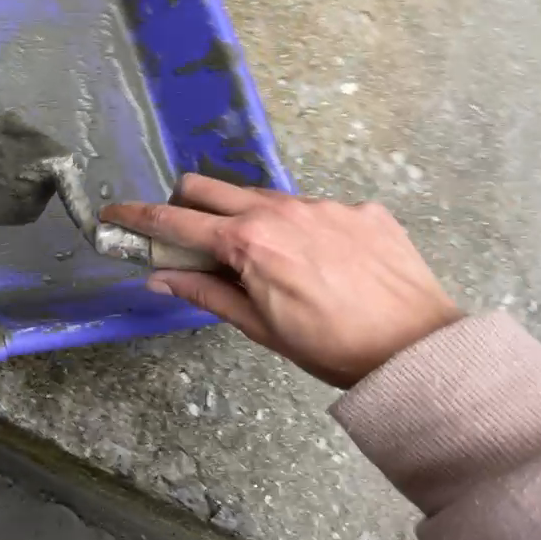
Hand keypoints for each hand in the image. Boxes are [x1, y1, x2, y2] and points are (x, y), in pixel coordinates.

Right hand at [100, 174, 461, 388]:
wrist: (427, 353)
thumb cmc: (335, 349)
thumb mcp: (261, 328)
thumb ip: (204, 293)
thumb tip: (157, 278)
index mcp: (247, 242)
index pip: (172, 219)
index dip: (135, 216)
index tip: (113, 214)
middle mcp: (279, 211)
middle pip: (204, 186)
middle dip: (184, 204)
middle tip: (192, 235)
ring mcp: (322, 205)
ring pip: (258, 194)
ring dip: (243, 214)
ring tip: (269, 254)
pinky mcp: (360, 209)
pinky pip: (312, 205)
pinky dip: (300, 225)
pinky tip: (323, 259)